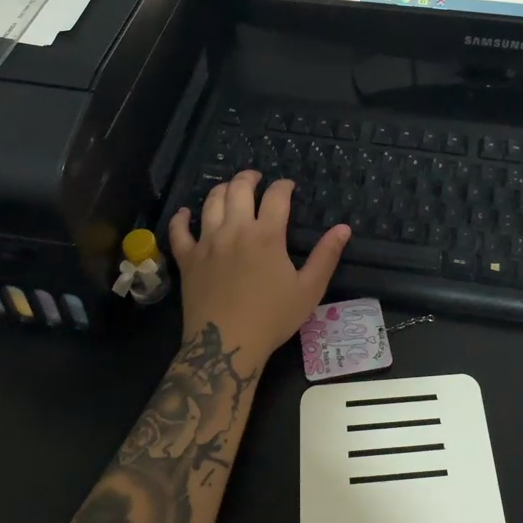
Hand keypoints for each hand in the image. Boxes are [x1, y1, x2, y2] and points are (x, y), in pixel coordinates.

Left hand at [167, 170, 349, 366]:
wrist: (226, 345)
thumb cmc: (272, 318)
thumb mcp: (309, 289)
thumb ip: (326, 256)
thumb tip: (343, 228)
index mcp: (267, 235)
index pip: (276, 196)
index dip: (284, 186)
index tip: (289, 186)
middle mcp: (235, 230)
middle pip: (239, 189)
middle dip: (249, 177)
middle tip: (256, 178)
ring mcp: (207, 242)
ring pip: (211, 202)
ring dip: (222, 189)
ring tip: (229, 190)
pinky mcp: (187, 259)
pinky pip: (179, 231)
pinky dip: (181, 218)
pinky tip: (185, 213)